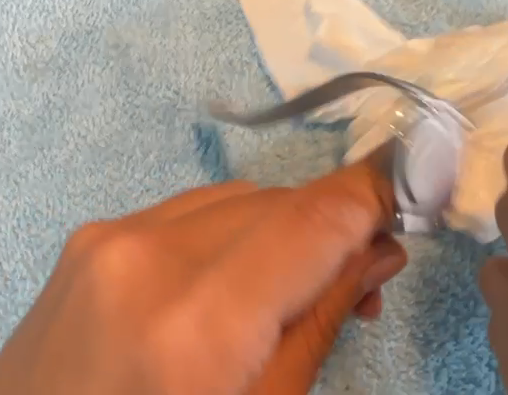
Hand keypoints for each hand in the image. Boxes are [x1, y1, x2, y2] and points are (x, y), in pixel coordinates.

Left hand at [0, 160, 408, 394]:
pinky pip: (180, 215)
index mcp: (195, 322)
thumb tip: (376, 251)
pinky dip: (223, 235)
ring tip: (302, 290)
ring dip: (276, 230)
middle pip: (270, 206)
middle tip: (370, 277)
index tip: (420, 179)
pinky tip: (234, 282)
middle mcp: (147, 254)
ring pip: (227, 202)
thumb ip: (313, 329)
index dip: (371, 194)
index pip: (307, 223)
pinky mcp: (86, 238)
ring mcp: (107, 238)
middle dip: (328, 227)